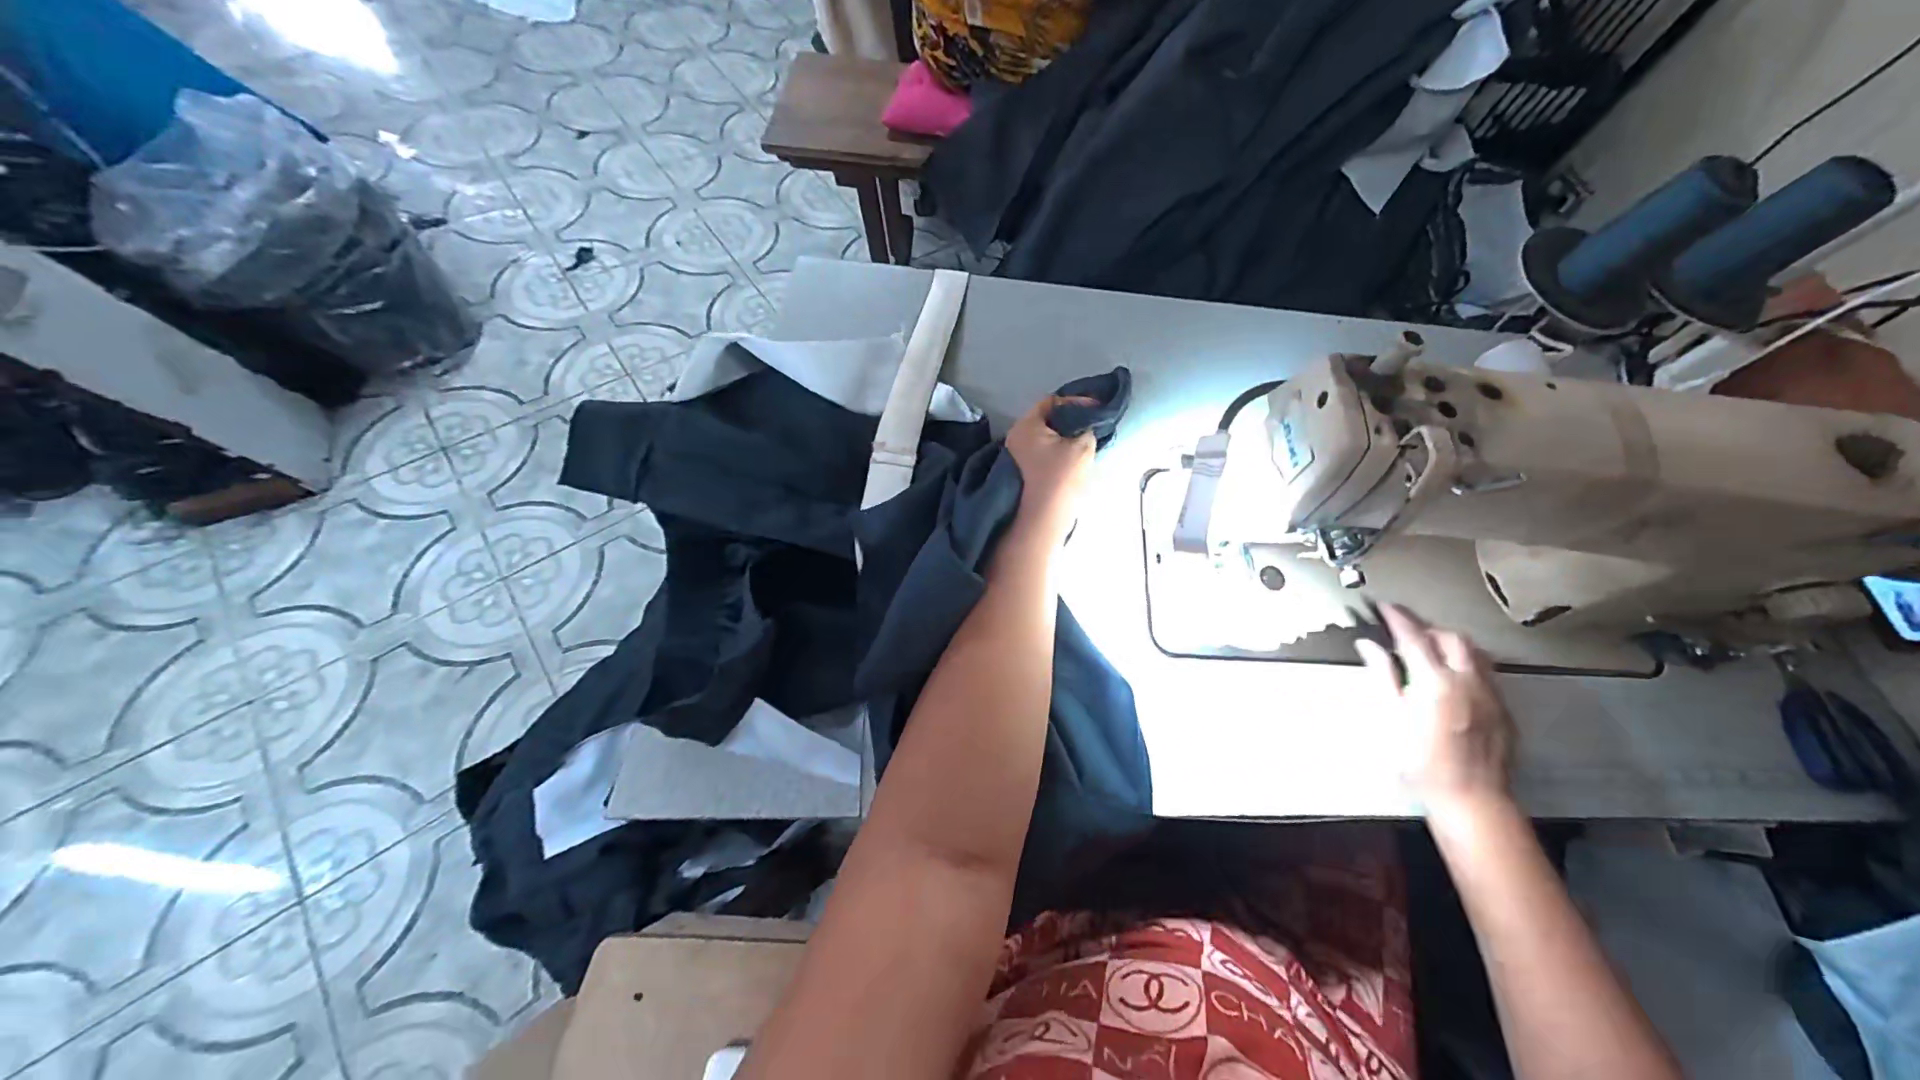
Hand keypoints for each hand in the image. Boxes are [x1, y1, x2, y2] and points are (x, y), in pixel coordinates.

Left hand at [1005, 395, 1095, 543]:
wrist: (1044, 517)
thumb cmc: (1061, 477)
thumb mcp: (1082, 445)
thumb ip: (1086, 427)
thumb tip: (1086, 425)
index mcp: (1026, 425)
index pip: (1051, 401)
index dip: (1075, 402)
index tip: (1095, 410)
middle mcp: (1016, 436)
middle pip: (1046, 419)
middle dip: (1070, 419)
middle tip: (1092, 424)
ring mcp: (1017, 455)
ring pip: (1045, 436)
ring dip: (1065, 436)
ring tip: (1086, 439)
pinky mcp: (1023, 471)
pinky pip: (1043, 451)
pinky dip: (1058, 449)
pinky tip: (1074, 456)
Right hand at [1354, 604, 1516, 820]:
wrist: (1472, 801)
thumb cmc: (1420, 765)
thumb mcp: (1391, 721)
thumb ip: (1383, 678)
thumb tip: (1369, 645)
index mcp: (1435, 683)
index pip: (1414, 637)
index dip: (1398, 618)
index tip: (1384, 606)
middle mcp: (1467, 681)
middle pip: (1450, 638)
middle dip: (1426, 628)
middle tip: (1404, 630)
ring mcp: (1490, 694)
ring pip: (1474, 652)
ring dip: (1450, 643)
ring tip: (1430, 648)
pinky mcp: (1503, 710)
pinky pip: (1486, 672)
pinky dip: (1467, 663)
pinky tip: (1453, 677)